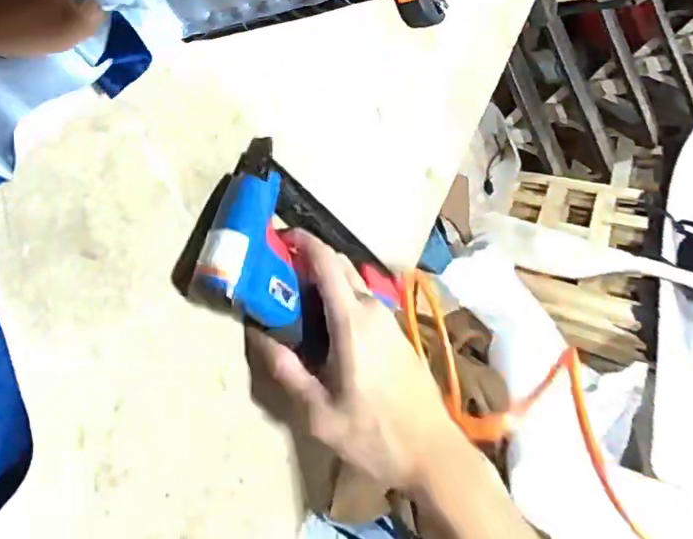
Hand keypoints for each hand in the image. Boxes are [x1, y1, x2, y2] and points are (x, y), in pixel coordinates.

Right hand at [247, 231, 465, 494]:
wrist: (435, 456)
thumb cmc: (375, 434)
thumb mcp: (320, 413)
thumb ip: (287, 370)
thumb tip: (256, 335)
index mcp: (351, 319)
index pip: (325, 259)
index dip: (301, 240)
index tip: (277, 236)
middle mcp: (372, 308)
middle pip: (338, 263)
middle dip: (308, 256)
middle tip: (279, 269)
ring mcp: (388, 319)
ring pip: (352, 281)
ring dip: (325, 278)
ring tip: (297, 297)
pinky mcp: (397, 332)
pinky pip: (363, 299)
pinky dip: (341, 295)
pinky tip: (327, 324)